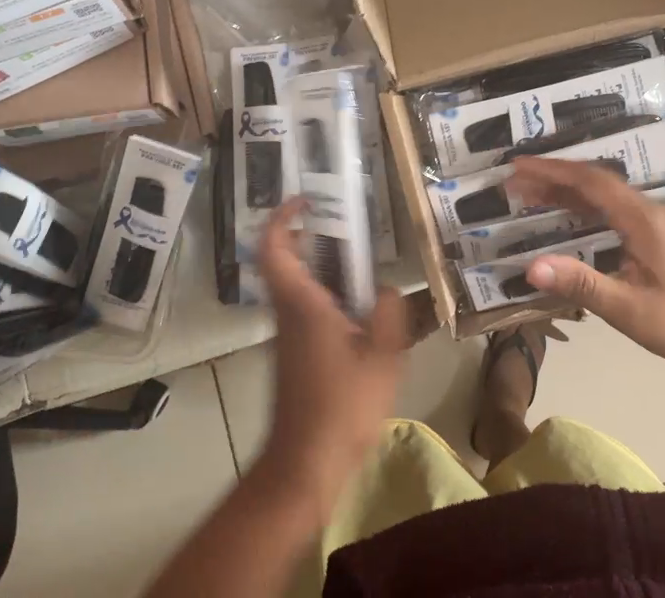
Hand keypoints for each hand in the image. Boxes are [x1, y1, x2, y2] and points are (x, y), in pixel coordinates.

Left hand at [254, 197, 410, 522]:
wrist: (305, 463)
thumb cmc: (342, 407)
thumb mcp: (383, 357)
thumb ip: (390, 314)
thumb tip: (388, 289)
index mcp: (303, 305)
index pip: (274, 249)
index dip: (282, 217)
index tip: (306, 200)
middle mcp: (288, 314)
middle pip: (285, 262)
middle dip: (311, 238)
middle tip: (348, 229)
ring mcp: (287, 336)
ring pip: (297, 287)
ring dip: (323, 269)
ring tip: (365, 269)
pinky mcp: (294, 356)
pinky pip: (306, 310)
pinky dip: (328, 297)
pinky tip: (363, 315)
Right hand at [506, 157, 664, 368]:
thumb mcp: (628, 309)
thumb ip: (582, 285)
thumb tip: (531, 267)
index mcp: (641, 219)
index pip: (590, 182)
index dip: (552, 171)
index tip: (518, 166)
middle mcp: (645, 212)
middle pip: (593, 182)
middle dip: (552, 176)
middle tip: (512, 180)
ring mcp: (650, 223)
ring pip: (601, 194)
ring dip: (565, 190)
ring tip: (527, 193)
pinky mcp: (651, 236)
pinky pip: (609, 209)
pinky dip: (581, 206)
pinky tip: (563, 214)